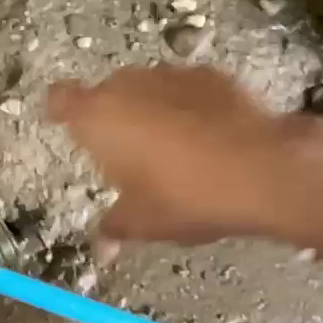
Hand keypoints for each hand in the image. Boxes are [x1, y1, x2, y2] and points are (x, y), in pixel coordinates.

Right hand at [47, 65, 322, 247]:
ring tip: (170, 147)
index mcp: (96, 118)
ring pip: (146, 88)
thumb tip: (101, 248)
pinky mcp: (210, 75)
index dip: (60, 110)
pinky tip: (206, 137)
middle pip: (105, 94)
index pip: (59, 99)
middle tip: (126, 153)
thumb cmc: (185, 196)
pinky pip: (185, 89)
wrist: (263, 169)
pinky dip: (188, 106)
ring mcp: (170, 75)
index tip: (63, 123)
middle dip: (111, 117)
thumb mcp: (142, 222)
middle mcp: (126, 86)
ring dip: (149, 109)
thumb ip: (114, 228)